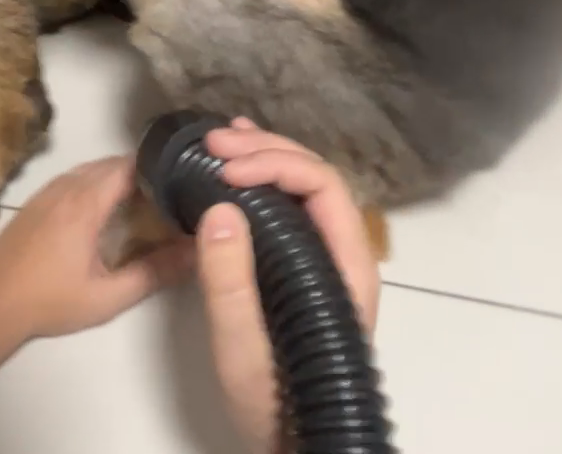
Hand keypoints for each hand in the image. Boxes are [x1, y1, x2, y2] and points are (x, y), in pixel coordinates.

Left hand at [0, 157, 189, 339]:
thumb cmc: (50, 301)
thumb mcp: (107, 297)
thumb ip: (152, 274)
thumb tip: (192, 254)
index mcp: (85, 203)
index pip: (127, 165)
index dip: (154, 168)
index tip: (175, 180)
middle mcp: (66, 187)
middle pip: (109, 163)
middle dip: (138, 173)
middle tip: (163, 193)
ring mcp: (46, 192)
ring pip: (89, 169)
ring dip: (113, 177)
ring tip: (136, 200)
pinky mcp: (34, 201)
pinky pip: (70, 178)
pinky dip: (91, 183)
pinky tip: (98, 210)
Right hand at [194, 119, 381, 453]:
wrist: (297, 443)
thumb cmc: (275, 405)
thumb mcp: (244, 354)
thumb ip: (232, 287)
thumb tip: (219, 209)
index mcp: (346, 267)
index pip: (324, 188)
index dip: (277, 166)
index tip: (226, 170)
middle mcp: (344, 250)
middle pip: (315, 176)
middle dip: (266, 150)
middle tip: (214, 142)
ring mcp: (324, 254)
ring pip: (302, 184)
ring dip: (263, 154)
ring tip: (222, 138)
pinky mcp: (302, 262)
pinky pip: (288, 204)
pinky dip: (261, 175)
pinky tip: (236, 162)